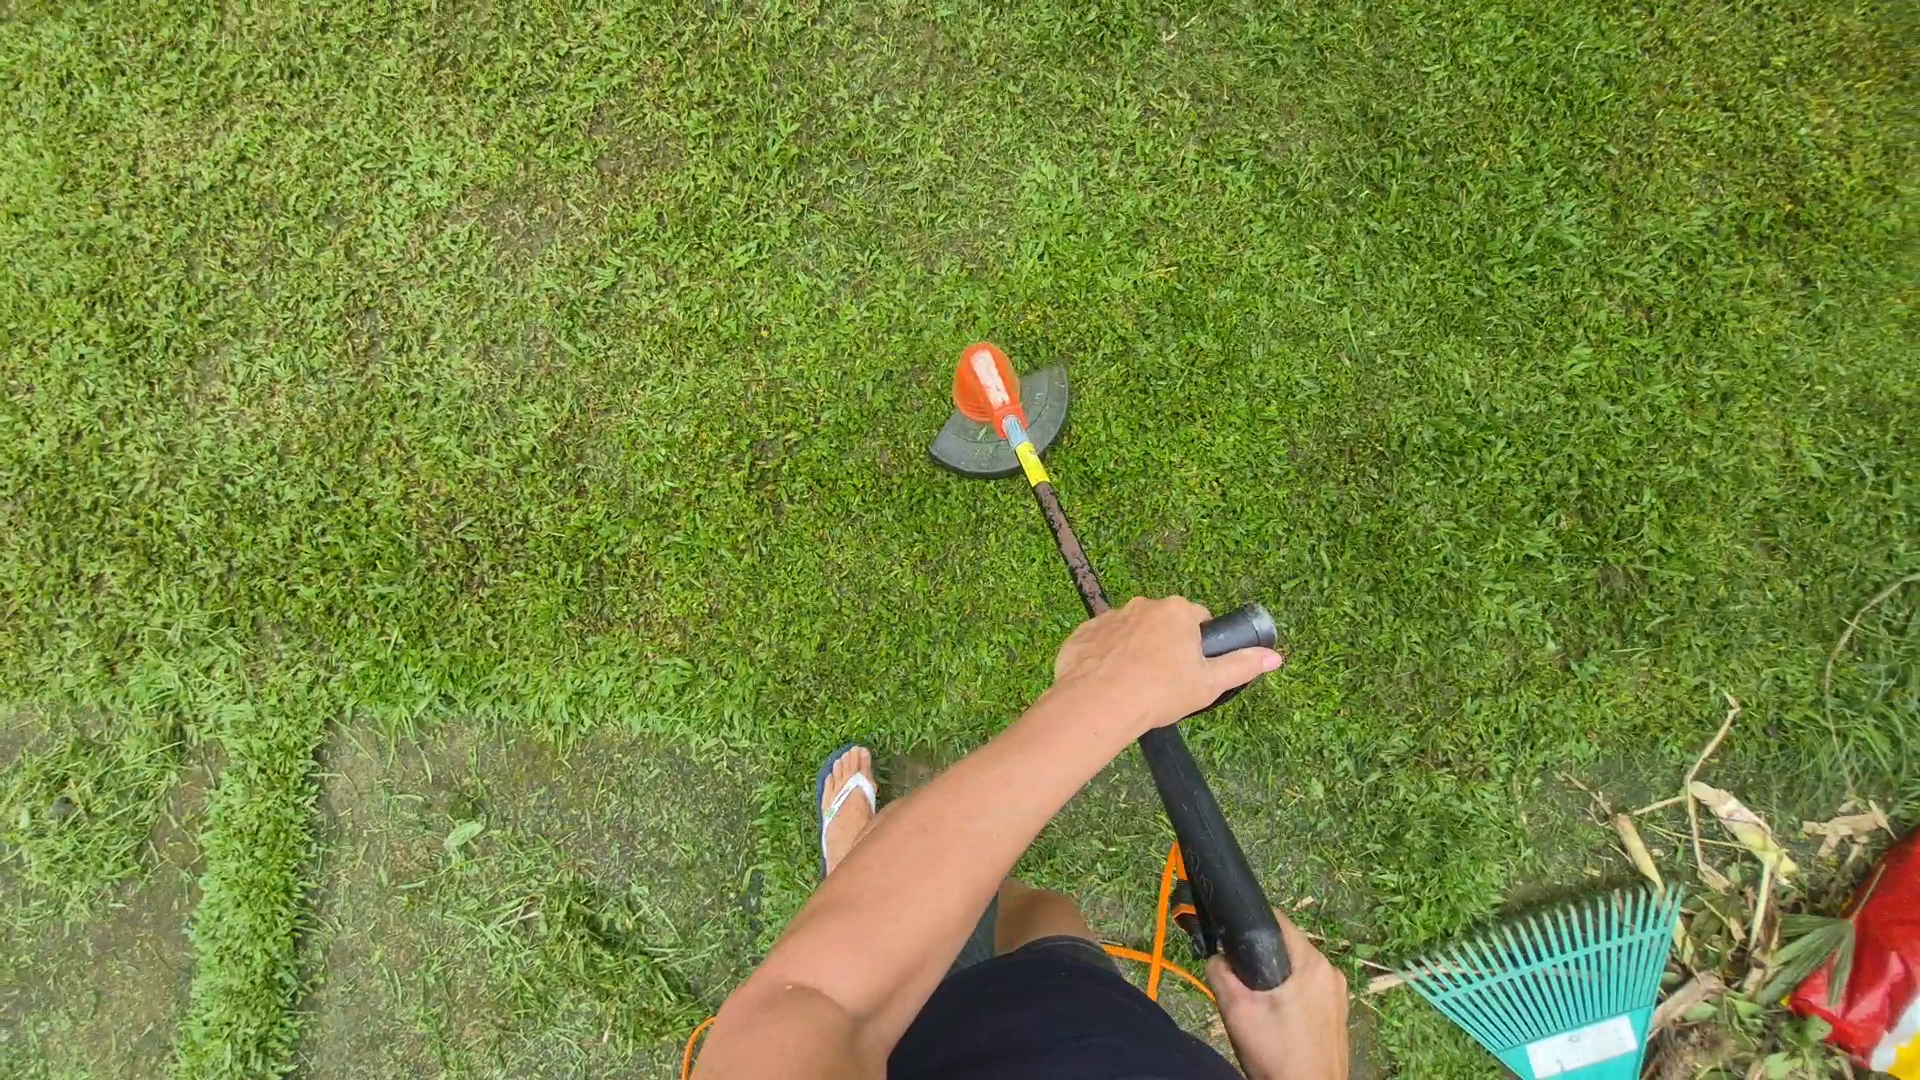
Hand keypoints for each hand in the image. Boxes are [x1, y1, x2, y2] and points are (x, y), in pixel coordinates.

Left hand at [1048, 596, 1281, 734]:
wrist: (1099, 701)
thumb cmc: (1159, 691)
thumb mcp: (1209, 683)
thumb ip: (1241, 665)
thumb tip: (1274, 656)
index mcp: (1177, 611)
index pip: (1197, 618)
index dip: (1198, 643)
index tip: (1192, 666)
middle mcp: (1142, 605)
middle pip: (1162, 622)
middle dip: (1166, 643)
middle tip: (1165, 678)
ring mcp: (1109, 617)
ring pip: (1130, 631)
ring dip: (1134, 649)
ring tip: (1135, 683)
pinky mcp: (1083, 633)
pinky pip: (1101, 642)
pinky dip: (1106, 656)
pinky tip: (1108, 681)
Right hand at [1207, 912, 1349, 1079]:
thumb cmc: (1275, 1051)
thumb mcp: (1236, 1008)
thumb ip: (1219, 970)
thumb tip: (1218, 957)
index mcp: (1312, 963)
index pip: (1277, 921)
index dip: (1251, 925)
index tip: (1233, 941)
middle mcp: (1331, 972)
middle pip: (1286, 946)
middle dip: (1262, 956)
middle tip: (1242, 979)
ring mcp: (1339, 995)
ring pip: (1296, 968)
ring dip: (1276, 977)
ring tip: (1258, 1001)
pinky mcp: (1339, 1014)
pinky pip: (1308, 988)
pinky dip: (1291, 994)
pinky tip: (1277, 1016)